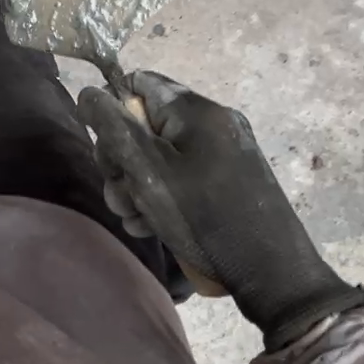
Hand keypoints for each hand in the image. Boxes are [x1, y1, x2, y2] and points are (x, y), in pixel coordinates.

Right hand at [79, 70, 363, 349]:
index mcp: (198, 111)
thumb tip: (88, 93)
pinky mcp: (231, 180)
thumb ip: (111, 125)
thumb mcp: (146, 170)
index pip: (136, 83)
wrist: (276, 280)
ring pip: (158, 152)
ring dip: (135, 183)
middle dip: (120, 158)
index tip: (108, 148)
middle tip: (117, 193)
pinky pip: (180, 173)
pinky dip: (160, 194)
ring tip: (131, 216)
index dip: (112, 110)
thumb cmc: (204, 218)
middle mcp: (214, 123)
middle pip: (143, 122)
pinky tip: (150, 224)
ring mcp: (225, 153)